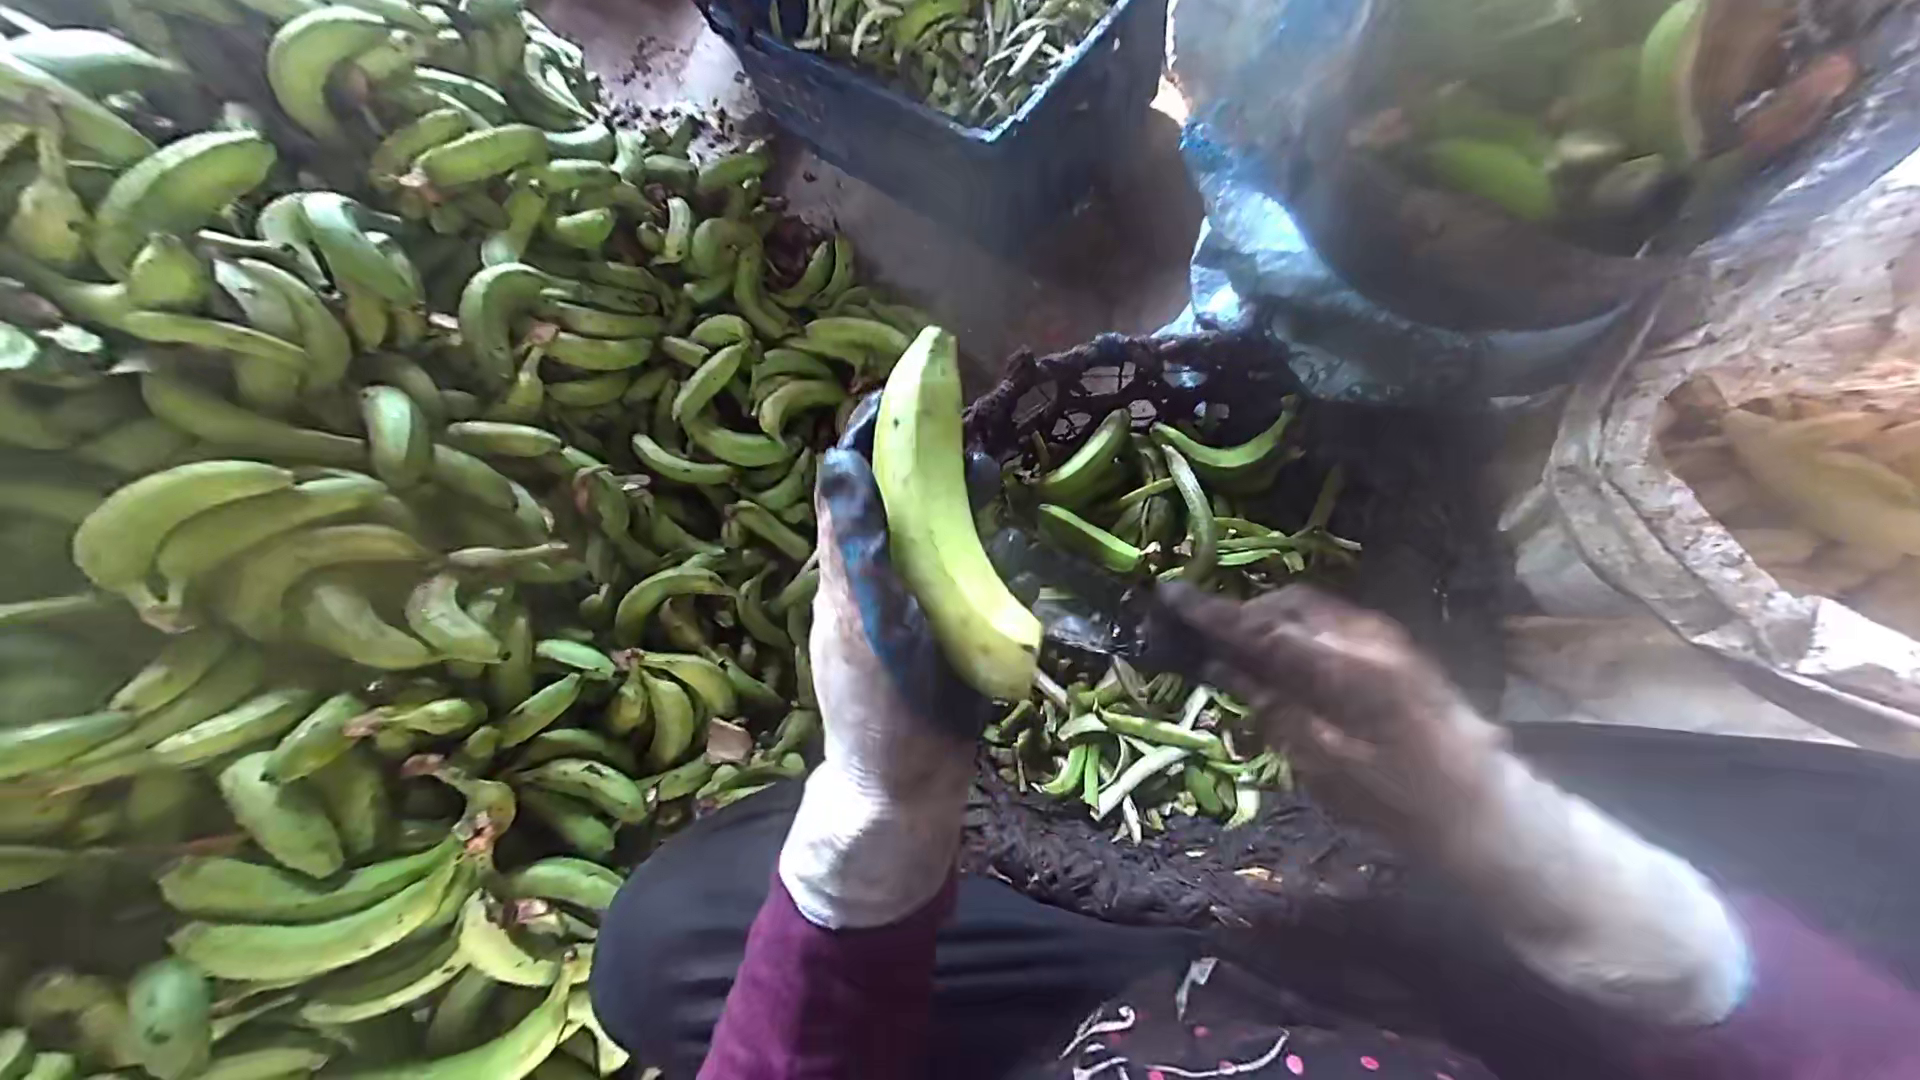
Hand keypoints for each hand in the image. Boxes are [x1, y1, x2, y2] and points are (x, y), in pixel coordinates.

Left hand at [779, 394, 988, 929]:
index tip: (900, 394)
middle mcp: (870, 570)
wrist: (904, 777)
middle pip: (885, 494)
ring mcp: (903, 591)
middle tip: (945, 416)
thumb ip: (857, 546)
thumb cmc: (881, 705)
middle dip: (910, 450)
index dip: (869, 434)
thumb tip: (843, 461)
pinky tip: (983, 509)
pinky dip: (962, 522)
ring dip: (940, 483)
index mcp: (847, 567)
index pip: (849, 480)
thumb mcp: (866, 622)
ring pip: (918, 522)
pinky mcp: (933, 612)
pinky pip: (945, 553)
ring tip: (970, 456)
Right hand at [1162, 584, 1749, 1026]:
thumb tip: (1221, 666)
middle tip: (1204, 638)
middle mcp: (1367, 638)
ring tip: (1238, 650)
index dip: (1209, 612)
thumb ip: (1271, 707)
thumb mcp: (1323, 765)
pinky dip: (1290, 629)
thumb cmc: (1402, 804)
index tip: (1167, 593)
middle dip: (1239, 613)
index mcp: (1349, 671)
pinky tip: (1280, 659)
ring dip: (1264, 620)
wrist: (1492, 813)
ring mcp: (1383, 636)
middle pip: (1283, 605)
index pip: (1261, 630)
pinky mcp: (1390, 644)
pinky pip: (1324, 619)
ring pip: (1303, 607)